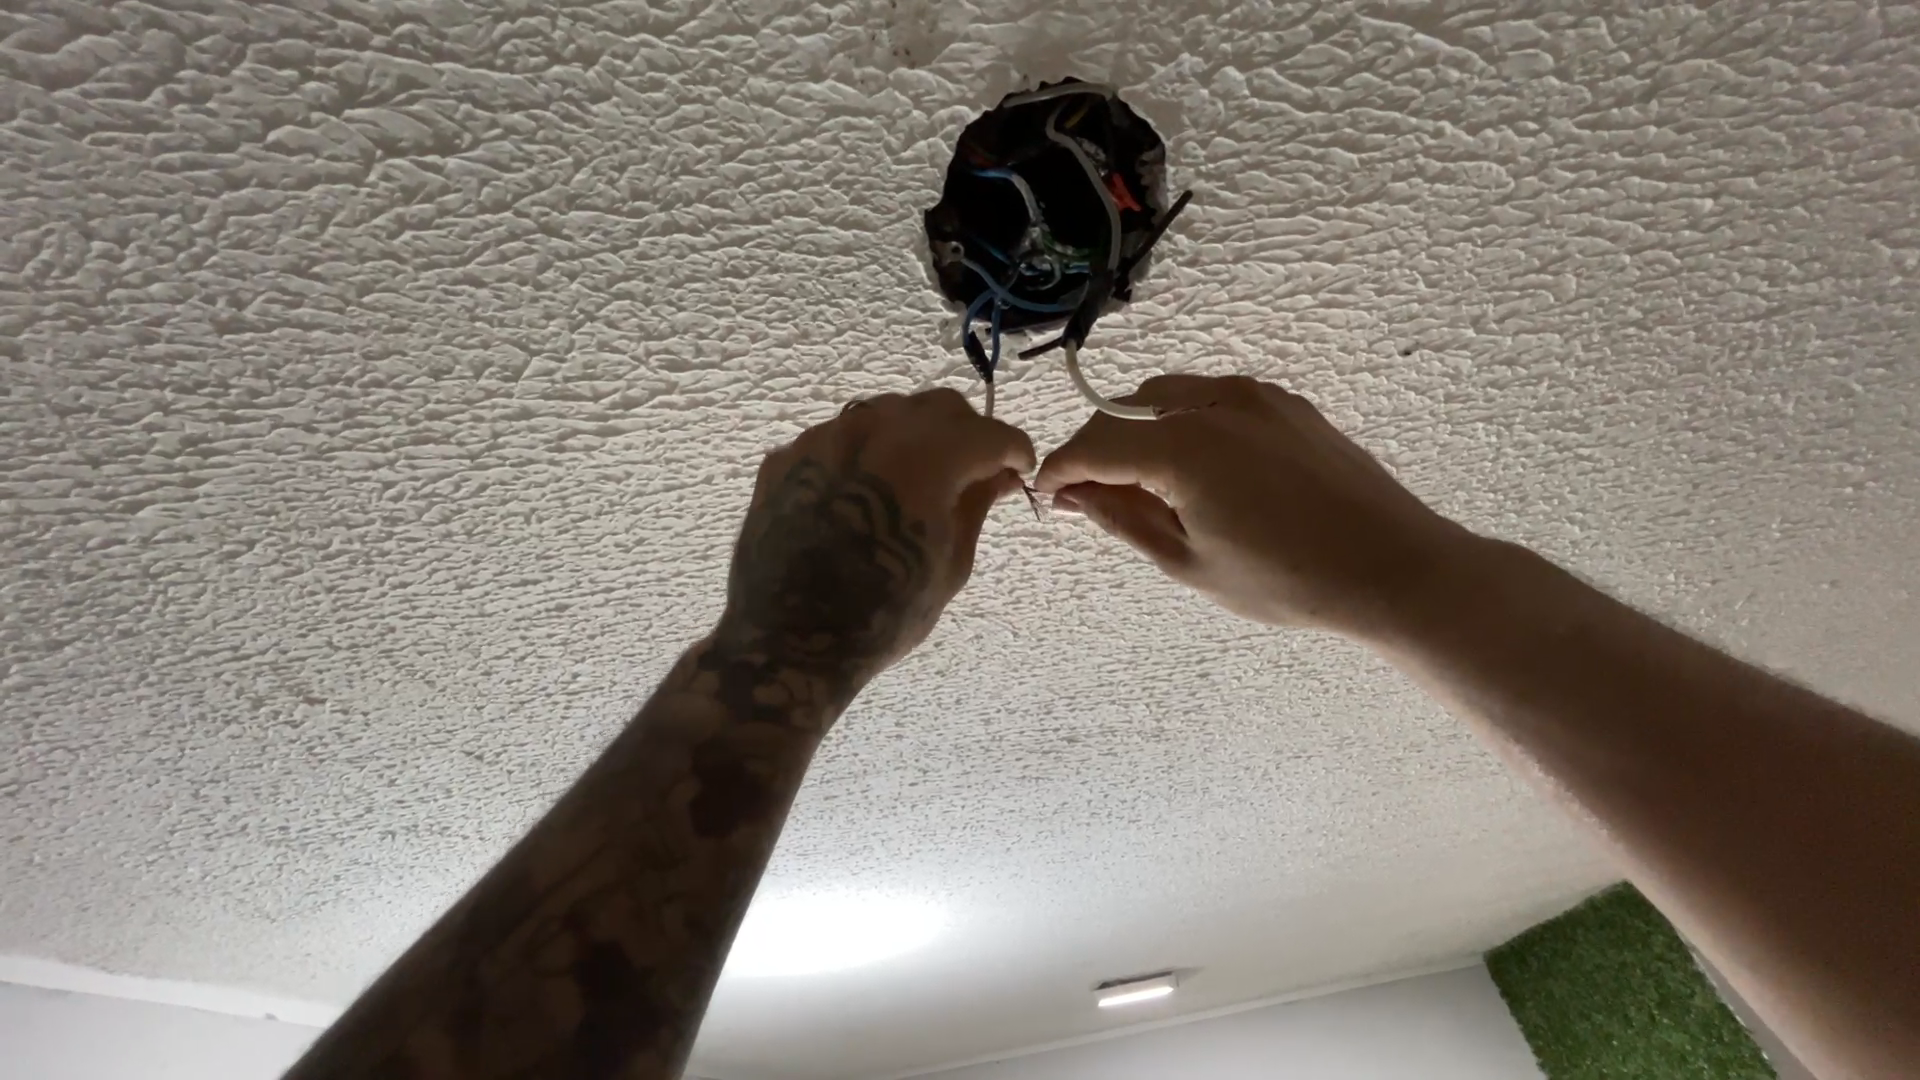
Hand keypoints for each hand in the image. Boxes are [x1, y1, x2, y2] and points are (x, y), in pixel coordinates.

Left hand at [718, 388, 1034, 700]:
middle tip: (972, 473)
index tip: (1019, 469)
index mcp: (926, 457)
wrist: (788, 641)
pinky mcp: (786, 457)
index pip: (987, 433)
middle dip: (966, 434)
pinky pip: (839, 437)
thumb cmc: (883, 614)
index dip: (1013, 449)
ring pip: (885, 413)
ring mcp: (822, 438)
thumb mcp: (949, 564)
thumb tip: (999, 475)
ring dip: (913, 437)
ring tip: (915, 482)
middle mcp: (873, 429)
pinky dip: (864, 454)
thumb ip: (976, 505)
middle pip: (937, 407)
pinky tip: (863, 495)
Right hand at [1035, 374, 1474, 638]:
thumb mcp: (1186, 561)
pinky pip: (1208, 398)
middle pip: (1122, 413)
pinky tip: (1193, 466)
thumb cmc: (1286, 580)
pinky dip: (1179, 422)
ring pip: (1162, 396)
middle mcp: (1212, 403)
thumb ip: (1120, 518)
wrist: (1393, 567)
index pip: (1093, 445)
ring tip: (1141, 482)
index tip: (1044, 495)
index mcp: (1182, 448)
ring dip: (1135, 431)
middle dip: (1094, 450)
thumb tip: (1071, 493)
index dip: (1059, 469)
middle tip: (1088, 497)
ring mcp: (1252, 396)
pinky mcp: (1282, 402)